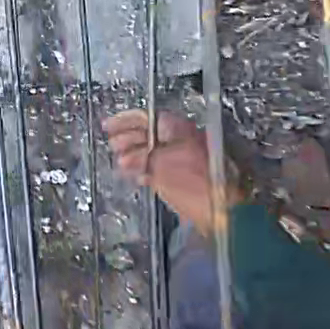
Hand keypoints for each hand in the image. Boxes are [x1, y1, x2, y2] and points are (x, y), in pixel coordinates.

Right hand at [102, 110, 241, 232]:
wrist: (221, 210)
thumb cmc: (192, 183)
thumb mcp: (158, 166)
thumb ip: (140, 158)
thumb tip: (126, 158)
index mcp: (177, 128)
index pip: (145, 118)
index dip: (124, 121)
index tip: (108, 127)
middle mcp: (182, 138)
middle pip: (149, 133)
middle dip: (128, 139)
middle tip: (111, 145)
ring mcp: (186, 156)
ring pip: (155, 150)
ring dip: (135, 156)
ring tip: (119, 163)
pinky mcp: (188, 175)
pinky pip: (163, 166)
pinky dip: (147, 169)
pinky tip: (138, 177)